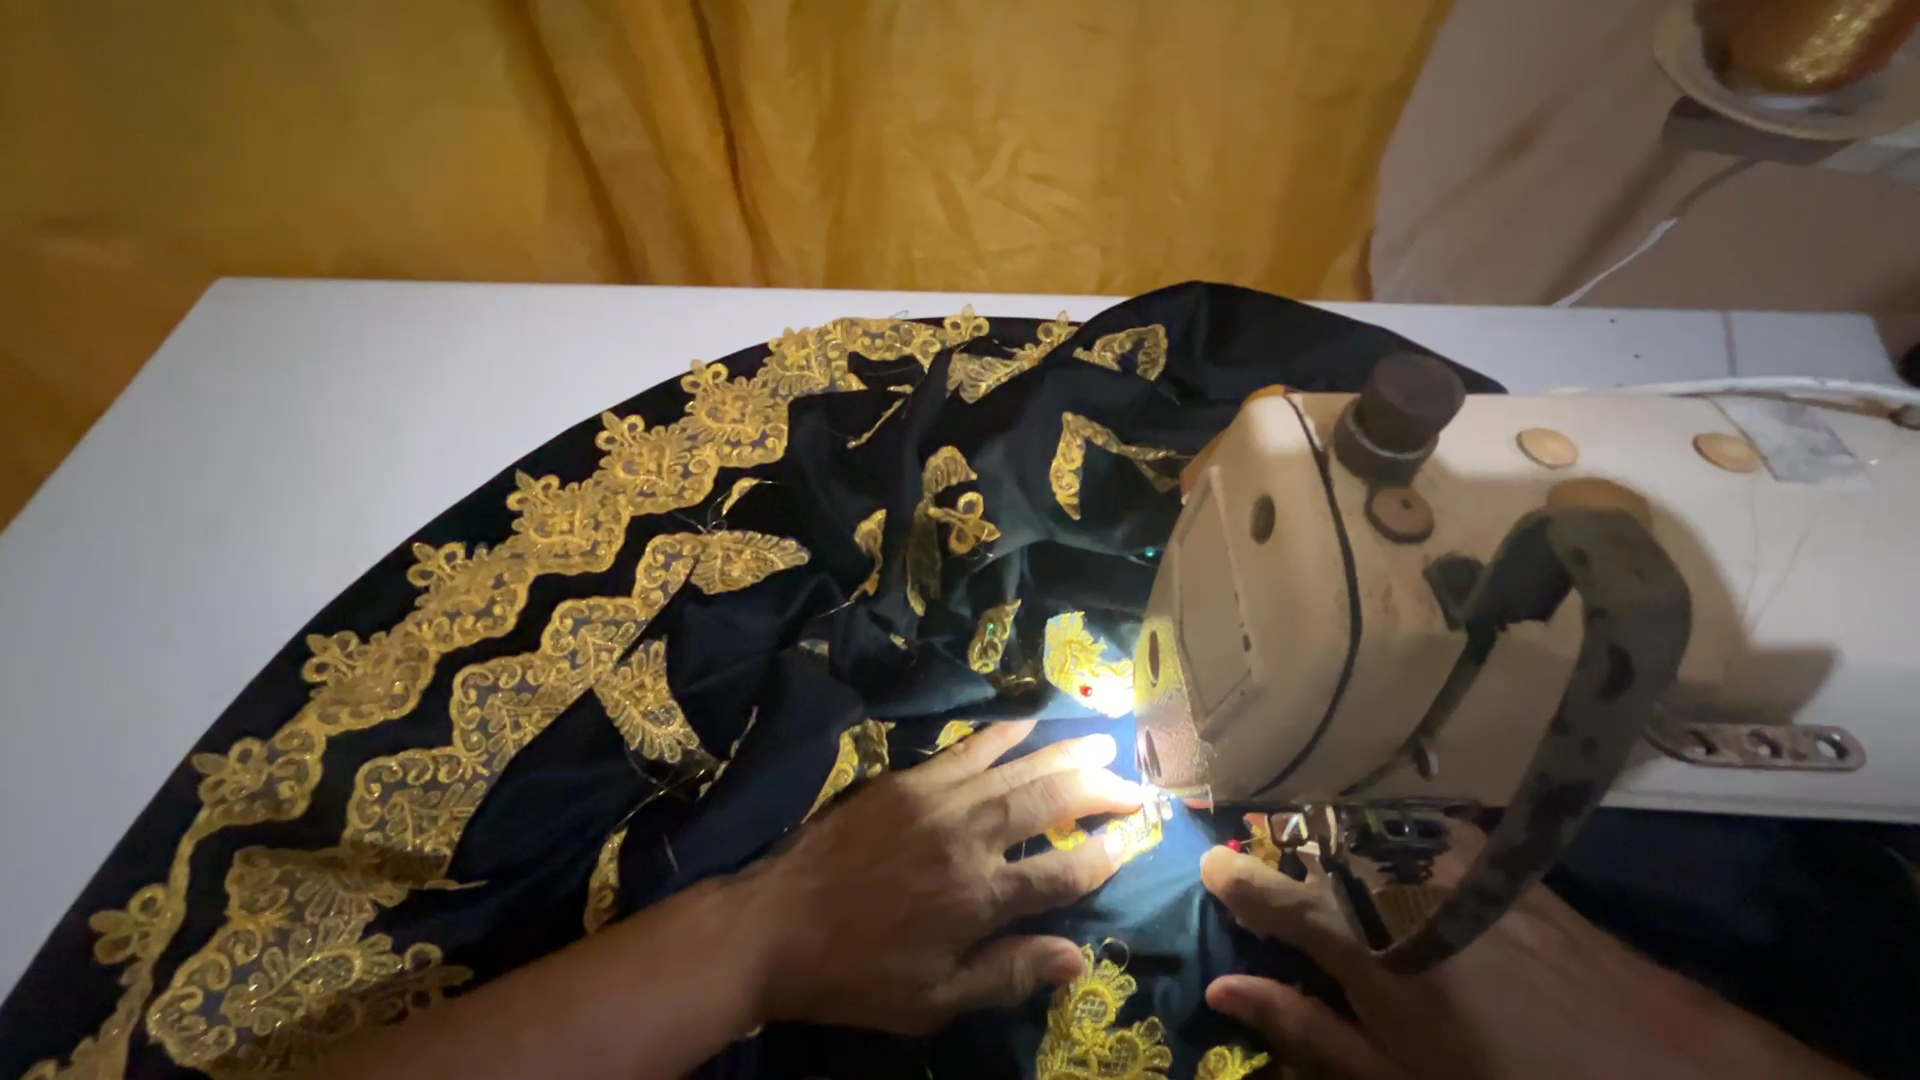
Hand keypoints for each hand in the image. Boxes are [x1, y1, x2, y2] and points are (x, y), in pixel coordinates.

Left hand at [731, 720, 1143, 1034]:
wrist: (777, 924)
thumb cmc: (858, 972)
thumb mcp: (934, 999)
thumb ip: (1007, 973)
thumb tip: (1077, 959)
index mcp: (978, 897)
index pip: (1062, 871)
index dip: (1105, 855)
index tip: (1132, 840)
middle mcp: (967, 837)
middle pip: (1049, 803)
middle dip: (1099, 791)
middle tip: (1135, 782)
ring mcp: (937, 800)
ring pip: (1015, 768)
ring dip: (1063, 754)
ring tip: (1102, 744)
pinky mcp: (907, 780)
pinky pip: (965, 749)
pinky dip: (1000, 734)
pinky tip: (1025, 722)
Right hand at [1198, 823, 1862, 1079]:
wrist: (1662, 1068)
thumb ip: (1303, 1027)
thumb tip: (1221, 991)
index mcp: (1365, 943)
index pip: (1269, 891)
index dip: (1230, 878)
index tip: (1206, 869)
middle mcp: (1394, 881)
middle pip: (1307, 845)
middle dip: (1280, 856)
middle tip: (1273, 880)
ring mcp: (1442, 856)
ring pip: (1354, 825)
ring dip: (1328, 840)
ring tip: (1330, 866)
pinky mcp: (1484, 847)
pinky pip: (1409, 821)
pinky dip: (1383, 833)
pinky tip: (1395, 858)